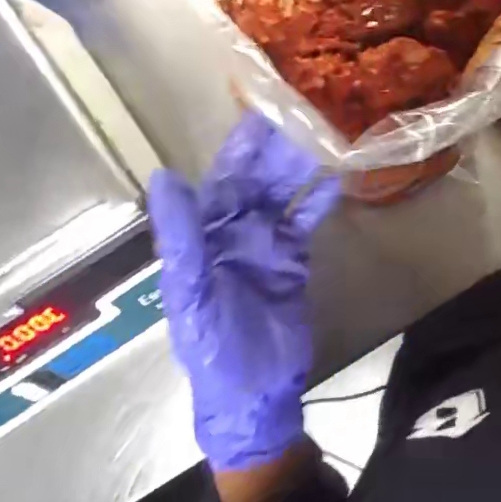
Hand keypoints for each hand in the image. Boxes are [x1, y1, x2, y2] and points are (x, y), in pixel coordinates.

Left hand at [149, 114, 340, 479]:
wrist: (253, 393)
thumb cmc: (214, 349)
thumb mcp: (192, 296)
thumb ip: (180, 239)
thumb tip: (164, 177)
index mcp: (203, 234)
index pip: (224, 178)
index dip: (242, 146)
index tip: (263, 109)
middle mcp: (233, 230)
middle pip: (259, 180)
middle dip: (280, 147)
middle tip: (308, 108)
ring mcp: (265, 244)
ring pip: (284, 195)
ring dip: (301, 166)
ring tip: (326, 132)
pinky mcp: (293, 261)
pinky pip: (305, 222)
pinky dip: (319, 200)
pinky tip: (336, 177)